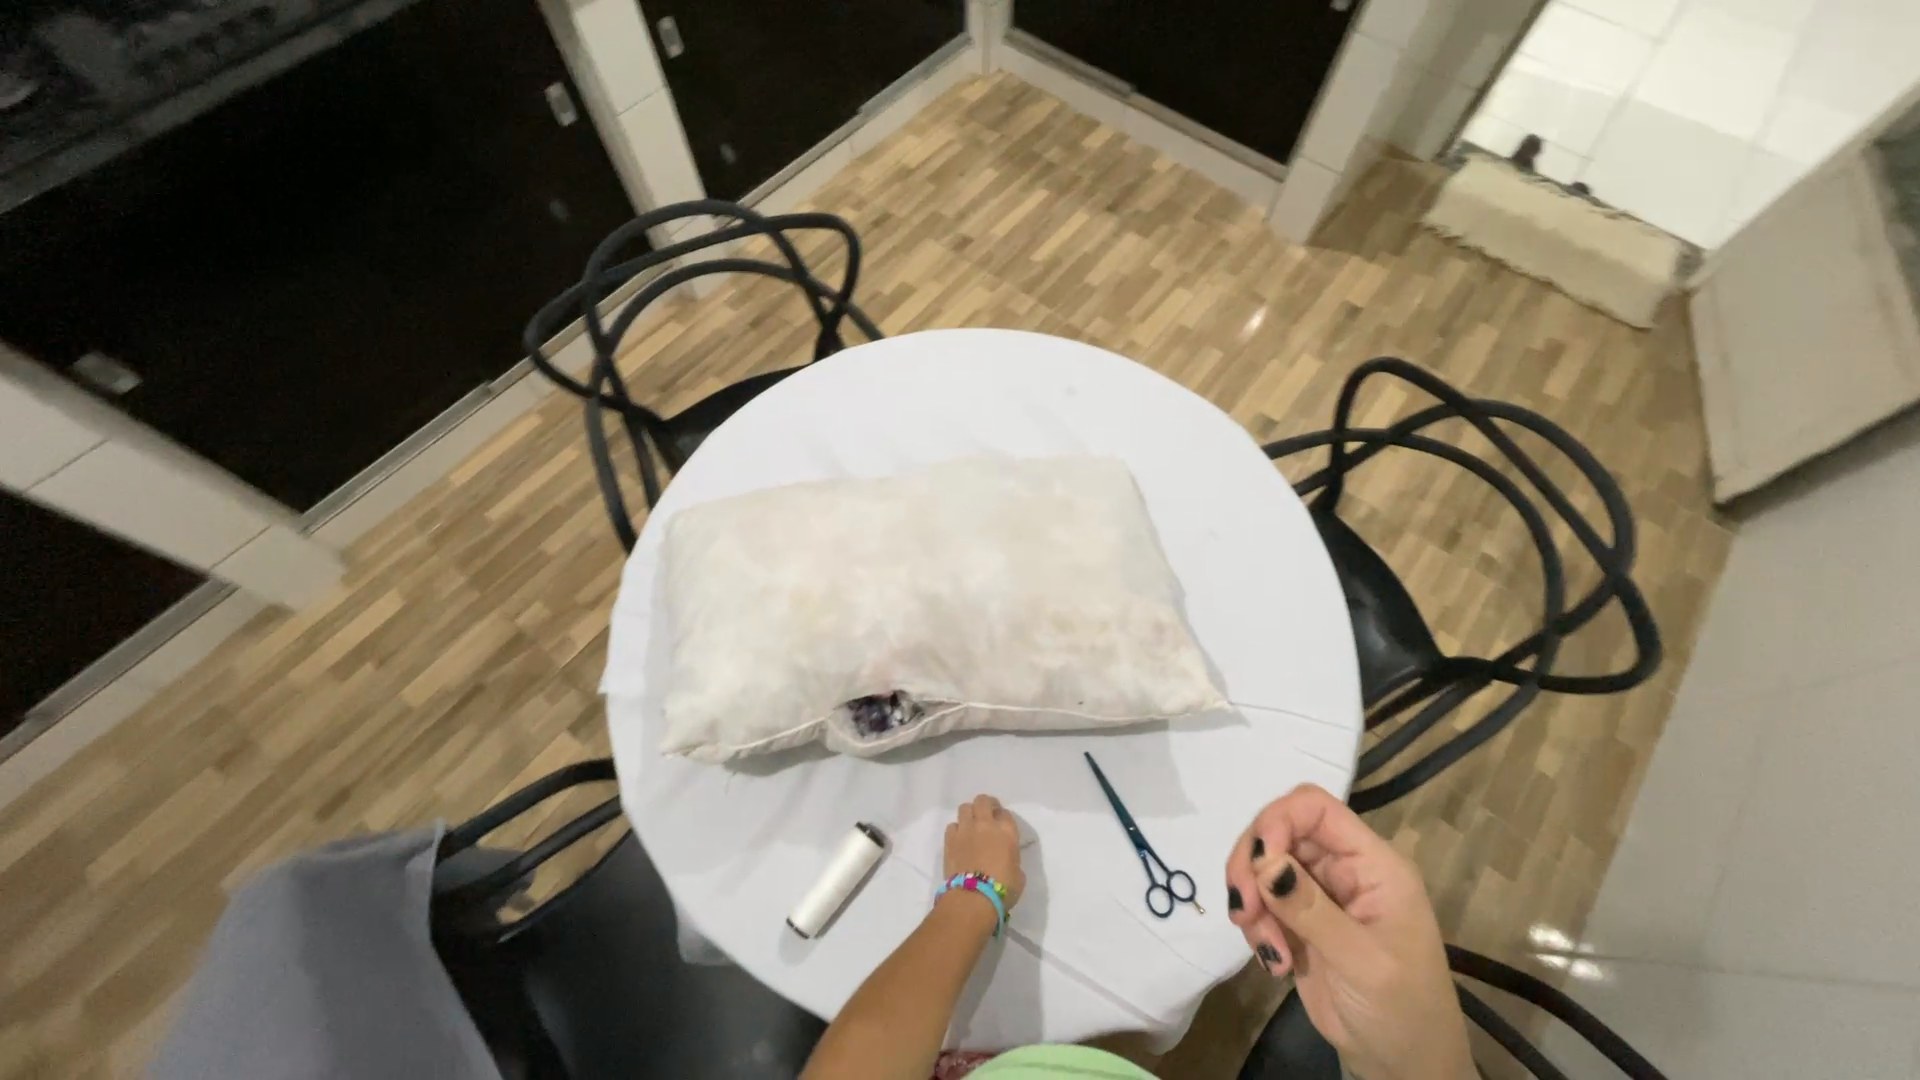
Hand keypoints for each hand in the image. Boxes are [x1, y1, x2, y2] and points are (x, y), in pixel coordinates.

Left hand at [942, 794, 1024, 908]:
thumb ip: (1013, 860)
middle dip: (986, 805)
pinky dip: (957, 829)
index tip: (1002, 825)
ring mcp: (966, 830)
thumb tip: (1007, 858)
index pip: (1005, 813)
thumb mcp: (1019, 875)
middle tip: (987, 814)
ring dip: (969, 814)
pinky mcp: (950, 840)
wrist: (973, 898)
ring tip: (971, 825)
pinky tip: (960, 839)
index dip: (1003, 818)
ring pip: (965, 807)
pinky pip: (952, 825)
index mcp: (1007, 832)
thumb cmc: (1003, 890)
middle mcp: (986, 825)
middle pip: (983, 801)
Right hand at [1225, 785, 1473, 1079]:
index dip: (1278, 820)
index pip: (1315, 808)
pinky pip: (1261, 900)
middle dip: (1253, 866)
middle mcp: (1343, 868)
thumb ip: (1310, 908)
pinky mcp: (1299, 919)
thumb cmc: (1402, 1012)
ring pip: (1263, 866)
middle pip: (1279, 832)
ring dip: (1252, 901)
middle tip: (1244, 909)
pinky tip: (1272, 961)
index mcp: (1373, 864)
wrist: (1405, 1072)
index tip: (1258, 864)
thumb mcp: (1361, 961)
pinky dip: (1255, 924)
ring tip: (1265, 948)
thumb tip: (1264, 862)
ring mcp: (1319, 893)